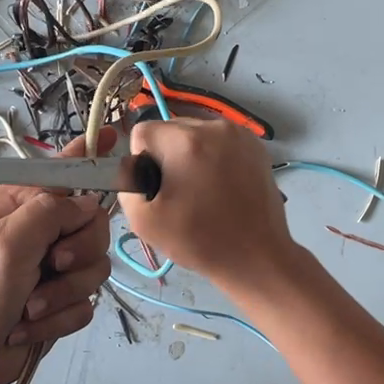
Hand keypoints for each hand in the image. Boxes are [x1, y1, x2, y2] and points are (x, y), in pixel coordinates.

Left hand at [0, 133, 113, 383]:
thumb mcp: (7, 242)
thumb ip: (52, 212)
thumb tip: (89, 203)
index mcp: (19, 205)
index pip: (63, 172)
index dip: (90, 156)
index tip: (116, 137)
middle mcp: (38, 232)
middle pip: (93, 225)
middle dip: (78, 252)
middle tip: (53, 265)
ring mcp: (50, 270)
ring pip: (94, 268)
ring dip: (63, 294)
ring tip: (30, 308)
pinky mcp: (58, 304)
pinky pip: (85, 304)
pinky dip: (59, 319)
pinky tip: (29, 328)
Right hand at [120, 119, 297, 289]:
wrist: (256, 257)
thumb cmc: (199, 241)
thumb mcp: (144, 221)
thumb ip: (126, 183)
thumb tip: (133, 164)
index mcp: (185, 141)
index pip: (143, 132)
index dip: (142, 161)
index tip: (158, 188)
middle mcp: (214, 127)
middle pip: (170, 128)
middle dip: (167, 155)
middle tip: (180, 192)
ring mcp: (239, 133)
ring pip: (195, 132)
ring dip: (190, 154)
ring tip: (202, 189)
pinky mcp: (256, 144)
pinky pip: (219, 140)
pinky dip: (213, 156)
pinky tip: (221, 184)